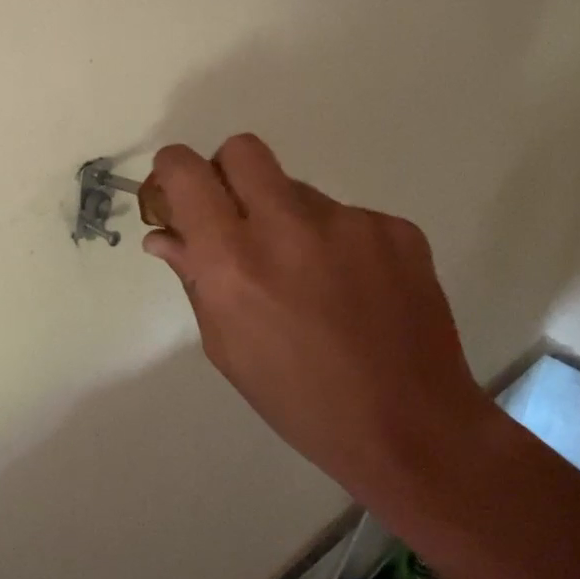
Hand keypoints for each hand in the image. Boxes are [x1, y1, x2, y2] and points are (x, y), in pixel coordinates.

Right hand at [141, 135, 492, 499]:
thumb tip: (167, 235)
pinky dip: (337, 244)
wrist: (413, 427)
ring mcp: (350, 222)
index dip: (172, 172)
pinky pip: (347, 218)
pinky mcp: (396, 228)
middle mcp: (288, 226)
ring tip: (311, 281)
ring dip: (287, 219)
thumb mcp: (226, 347)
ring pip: (298, 191)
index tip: (177, 195)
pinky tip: (354, 291)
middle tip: (238, 221)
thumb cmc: (300, 400)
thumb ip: (194, 278)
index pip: (185, 171)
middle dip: (228, 175)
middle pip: (242, 151)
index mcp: (234, 262)